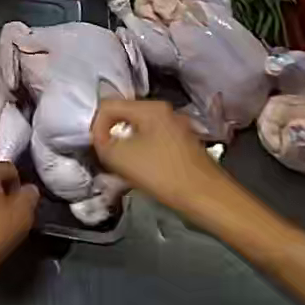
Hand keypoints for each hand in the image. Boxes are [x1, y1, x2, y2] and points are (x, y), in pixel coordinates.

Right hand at [91, 99, 223, 210]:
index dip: (96, 126)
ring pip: (137, 130)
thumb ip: (102, 143)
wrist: (208, 198)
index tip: (96, 149)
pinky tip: (140, 171)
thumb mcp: (120, 158)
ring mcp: (176, 127)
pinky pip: (151, 140)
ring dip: (124, 146)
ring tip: (119, 166)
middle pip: (123, 116)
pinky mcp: (182, 144)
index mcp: (150, 107)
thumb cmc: (163, 173)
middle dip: (110, 135)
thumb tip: (101, 140)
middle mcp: (164, 111)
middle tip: (104, 156)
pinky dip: (140, 152)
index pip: (108, 106)